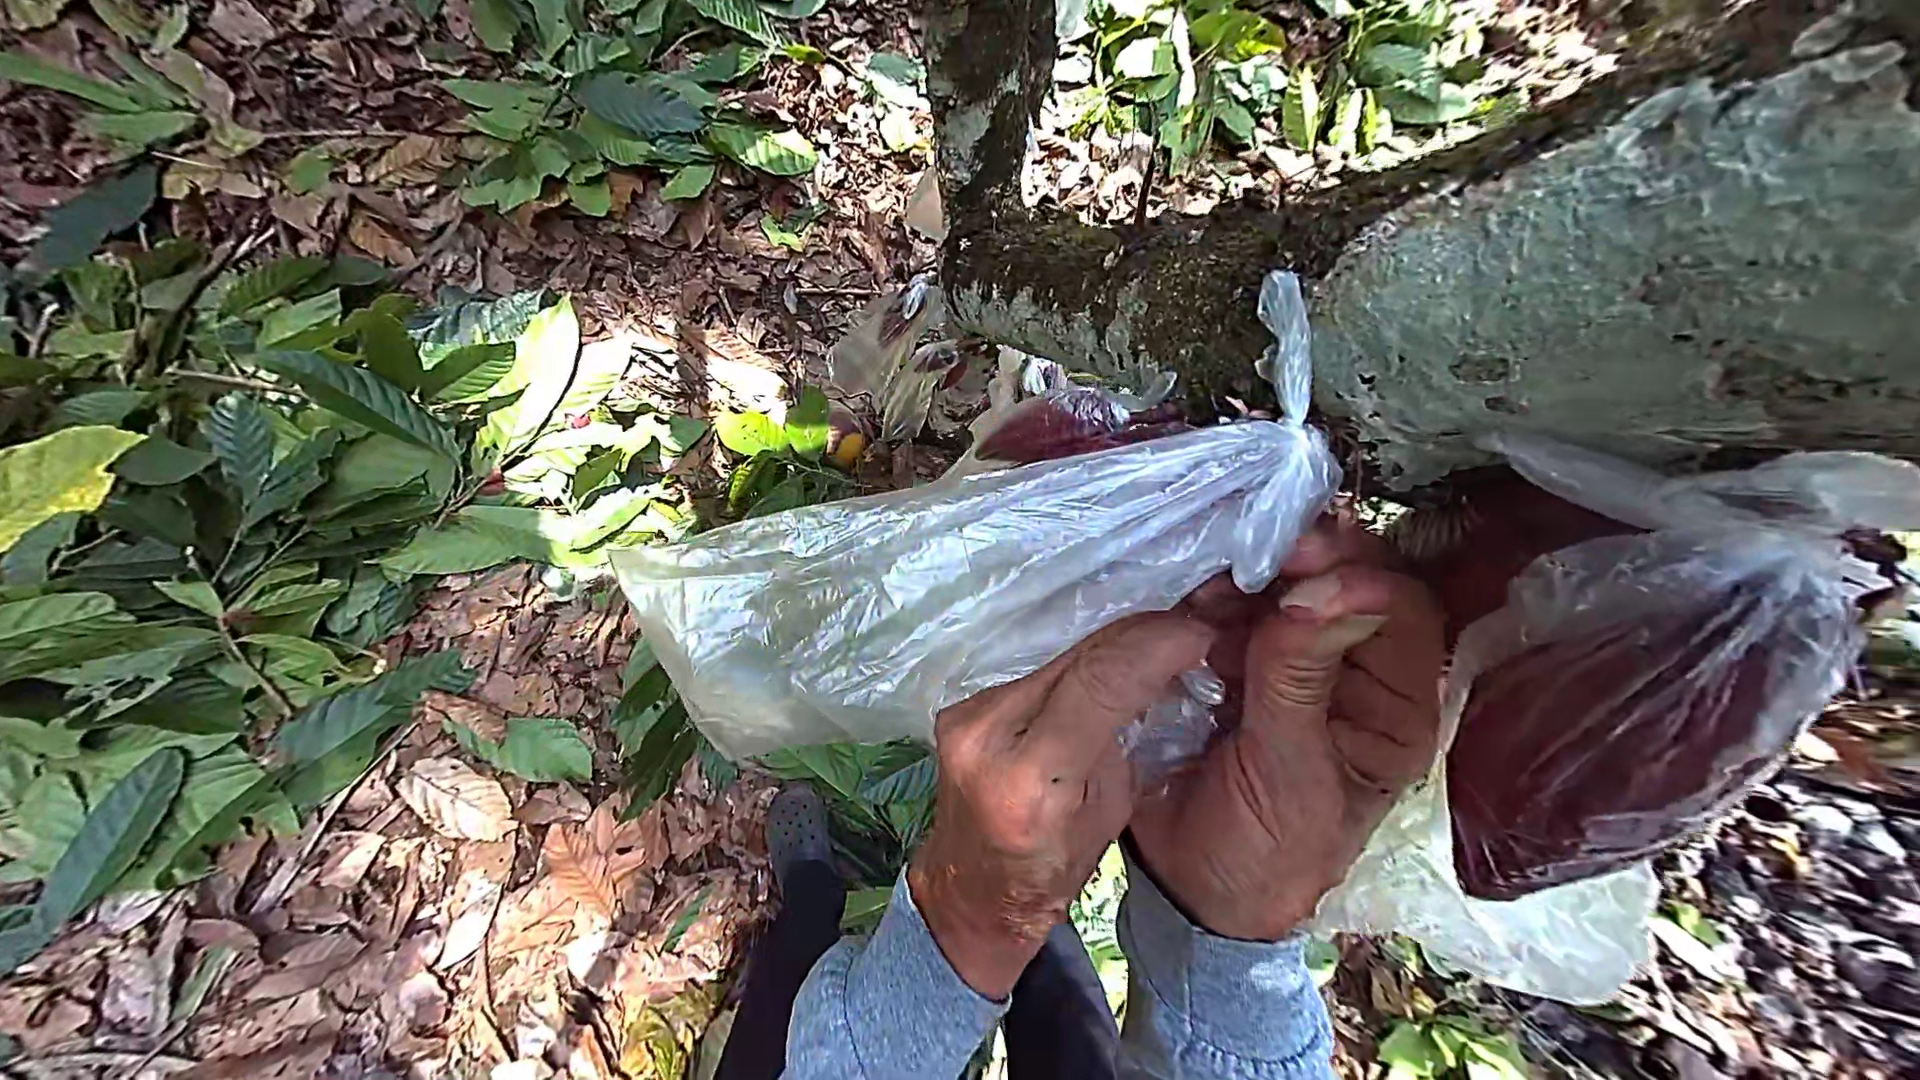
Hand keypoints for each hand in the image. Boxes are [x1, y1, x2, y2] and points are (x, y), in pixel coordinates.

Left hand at [909, 613, 1213, 997]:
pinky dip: (1072, 666)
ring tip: (1149, 643)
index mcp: (1029, 783)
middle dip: (1136, 638)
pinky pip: (1030, 672)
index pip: (1098, 686)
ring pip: (1053, 660)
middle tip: (1181, 627)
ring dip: (1106, 649)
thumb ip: (1119, 737)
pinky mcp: (957, 706)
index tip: (1194, 631)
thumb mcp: (1110, 811)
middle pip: (1074, 662)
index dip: (1152, 648)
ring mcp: (964, 716)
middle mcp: (986, 737)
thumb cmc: (1051, 869)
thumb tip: (1146, 670)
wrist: (969, 887)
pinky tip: (1100, 667)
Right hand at [1130, 517, 1445, 940]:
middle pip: (1338, 586)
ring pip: (1275, 591)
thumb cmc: (1265, 848)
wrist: (1191, 878)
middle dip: (1303, 562)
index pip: (1398, 615)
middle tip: (1257, 547)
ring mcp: (1275, 658)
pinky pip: (1223, 612)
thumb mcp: (1292, 776)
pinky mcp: (1222, 658)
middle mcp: (1339, 669)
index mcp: (1388, 705)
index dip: (1361, 582)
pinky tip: (1190, 599)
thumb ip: (1299, 684)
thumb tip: (1315, 593)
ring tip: (1211, 580)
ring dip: (1247, 577)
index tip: (1305, 574)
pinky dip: (1206, 597)